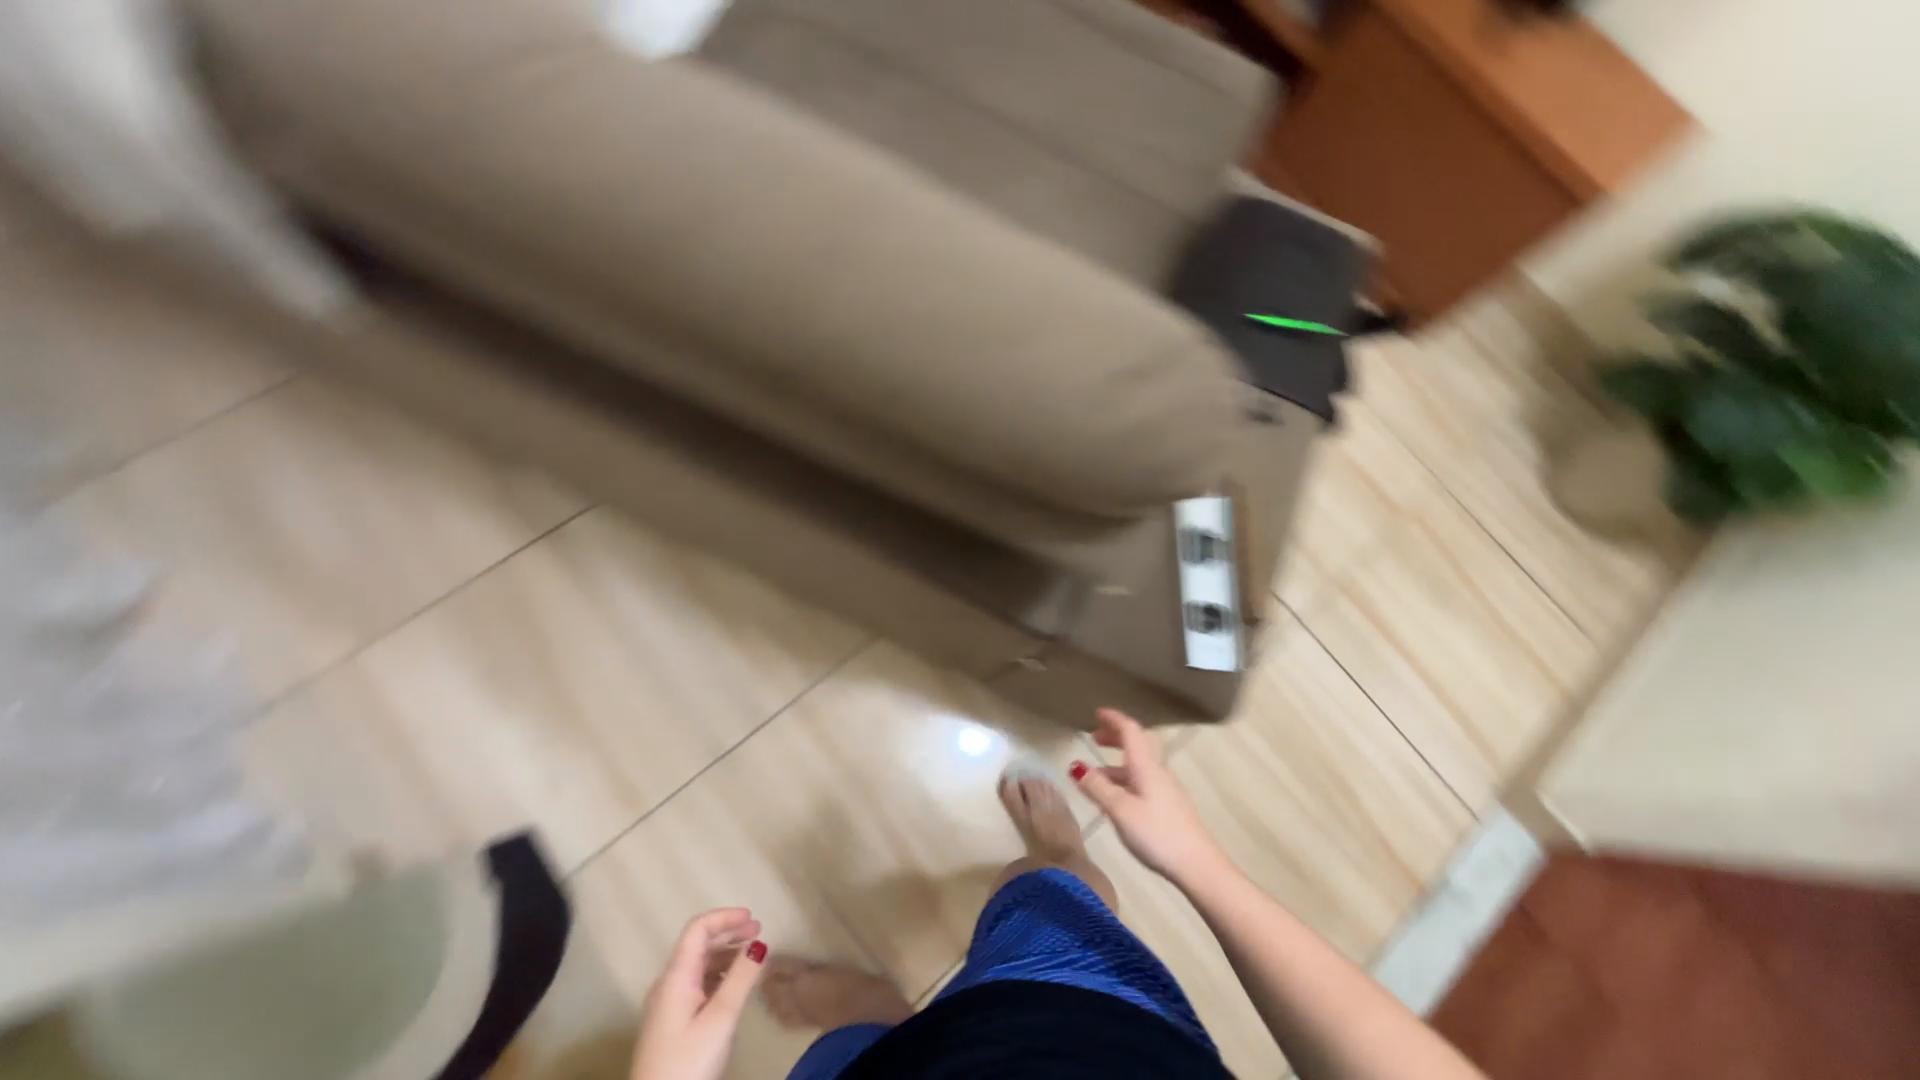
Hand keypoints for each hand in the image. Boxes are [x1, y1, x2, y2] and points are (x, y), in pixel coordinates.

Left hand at [630, 909, 767, 1079]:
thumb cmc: (688, 1063)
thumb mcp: (720, 1019)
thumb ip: (740, 979)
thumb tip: (759, 943)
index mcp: (675, 977)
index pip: (697, 929)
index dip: (725, 917)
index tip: (754, 919)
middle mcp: (667, 984)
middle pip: (697, 945)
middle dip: (729, 933)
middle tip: (760, 933)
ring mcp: (667, 1005)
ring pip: (698, 966)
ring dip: (725, 955)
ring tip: (753, 960)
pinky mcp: (671, 1024)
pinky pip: (696, 986)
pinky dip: (718, 976)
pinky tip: (734, 989)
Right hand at [1071, 709, 1229, 885]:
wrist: (1198, 865)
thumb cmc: (1157, 833)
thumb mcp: (1120, 810)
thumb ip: (1097, 787)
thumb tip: (1076, 765)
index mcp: (1146, 767)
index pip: (1131, 731)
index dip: (1114, 719)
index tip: (1097, 712)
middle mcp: (1157, 772)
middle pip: (1136, 745)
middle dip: (1115, 738)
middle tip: (1094, 738)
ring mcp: (1166, 790)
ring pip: (1138, 767)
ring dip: (1116, 764)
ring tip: (1095, 776)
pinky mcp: (1169, 807)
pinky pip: (1142, 783)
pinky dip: (1124, 781)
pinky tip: (1115, 800)